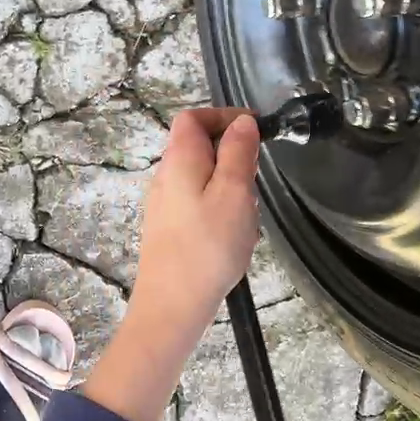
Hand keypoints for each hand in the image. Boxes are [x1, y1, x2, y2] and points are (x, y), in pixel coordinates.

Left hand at [80, 109, 259, 420]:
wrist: (171, 305)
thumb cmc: (207, 246)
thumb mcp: (234, 193)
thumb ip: (238, 153)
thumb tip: (243, 123)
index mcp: (178, 158)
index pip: (193, 117)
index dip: (223, 116)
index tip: (255, 129)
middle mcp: (165, 176)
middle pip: (198, 146)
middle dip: (232, 157)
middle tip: (253, 183)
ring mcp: (164, 203)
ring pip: (202, 178)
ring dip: (229, 189)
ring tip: (245, 218)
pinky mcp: (168, 228)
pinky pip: (199, 204)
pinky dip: (220, 211)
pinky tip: (232, 238)